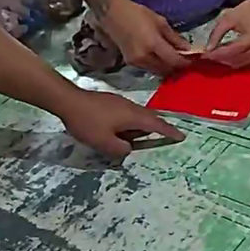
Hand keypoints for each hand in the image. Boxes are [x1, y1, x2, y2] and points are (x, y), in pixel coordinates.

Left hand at [57, 88, 185, 158]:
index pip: (157, 124)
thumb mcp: (105, 143)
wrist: (68, 101)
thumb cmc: (88, 123)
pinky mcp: (109, 102)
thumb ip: (121, 149)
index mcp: (133, 116)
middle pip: (149, 117)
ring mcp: (119, 102)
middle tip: (166, 137)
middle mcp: (130, 106)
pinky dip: (130, 123)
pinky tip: (122, 131)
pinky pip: (127, 113)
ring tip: (141, 138)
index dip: (170, 131)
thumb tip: (129, 148)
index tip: (182, 136)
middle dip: (158, 127)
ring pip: (137, 115)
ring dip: (142, 126)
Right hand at [98, 0, 192, 74]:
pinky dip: (157, 66)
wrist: (112, 14)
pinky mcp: (130, 63)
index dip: (186, 63)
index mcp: (153, 44)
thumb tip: (187, 49)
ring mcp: (136, 62)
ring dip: (167, 68)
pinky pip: (148, 68)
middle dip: (177, 67)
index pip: (174, 61)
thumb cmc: (136, 13)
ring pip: (157, 72)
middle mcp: (145, 57)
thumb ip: (174, 37)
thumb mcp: (159, 21)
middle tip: (184, 60)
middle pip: (166, 70)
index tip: (194, 60)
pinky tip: (160, 58)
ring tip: (173, 59)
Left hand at [204, 0, 249, 66]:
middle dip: (219, 59)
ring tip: (215, 56)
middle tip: (207, 56)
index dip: (216, 54)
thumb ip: (216, 34)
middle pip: (235, 60)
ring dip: (226, 61)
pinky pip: (247, 63)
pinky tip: (227, 57)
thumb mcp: (228, 18)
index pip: (231, 52)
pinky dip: (236, 61)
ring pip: (240, 64)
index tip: (203, 55)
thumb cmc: (248, 10)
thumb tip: (207, 49)